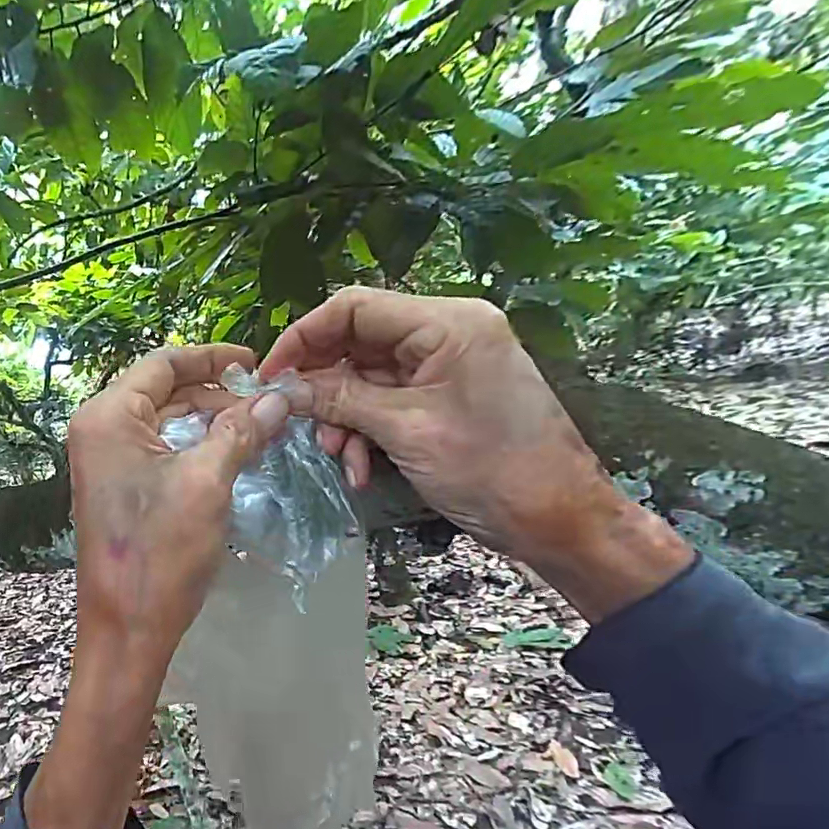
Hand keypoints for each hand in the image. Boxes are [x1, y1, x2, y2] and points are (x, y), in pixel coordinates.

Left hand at [27, 344, 291, 828]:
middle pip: (166, 392)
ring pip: (168, 424)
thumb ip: (241, 431)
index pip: (163, 363)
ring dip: (212, 423)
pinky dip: (198, 449)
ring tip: (261, 429)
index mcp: (108, 416)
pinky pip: (163, 453)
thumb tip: (281, 397)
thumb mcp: (207, 482)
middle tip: (269, 405)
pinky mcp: (121, 489)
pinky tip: (235, 455)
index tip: (256, 365)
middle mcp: (101, 430)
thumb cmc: (161, 553)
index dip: (213, 358)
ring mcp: (108, 462)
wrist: (127, 630)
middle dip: (218, 395)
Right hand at [261, 287, 691, 621]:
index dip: (303, 337)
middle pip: (358, 344)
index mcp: (446, 323)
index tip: (271, 377)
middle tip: (297, 424)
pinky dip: (367, 433)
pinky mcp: (443, 399)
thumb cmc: (490, 470)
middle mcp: (445, 334)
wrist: (557, 520)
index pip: (354, 307)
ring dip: (344, 419)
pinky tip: (362, 470)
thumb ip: (339, 400)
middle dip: (325, 388)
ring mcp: (445, 367)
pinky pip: (388, 404)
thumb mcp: (405, 430)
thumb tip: (281, 388)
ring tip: (339, 459)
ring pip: (368, 380)